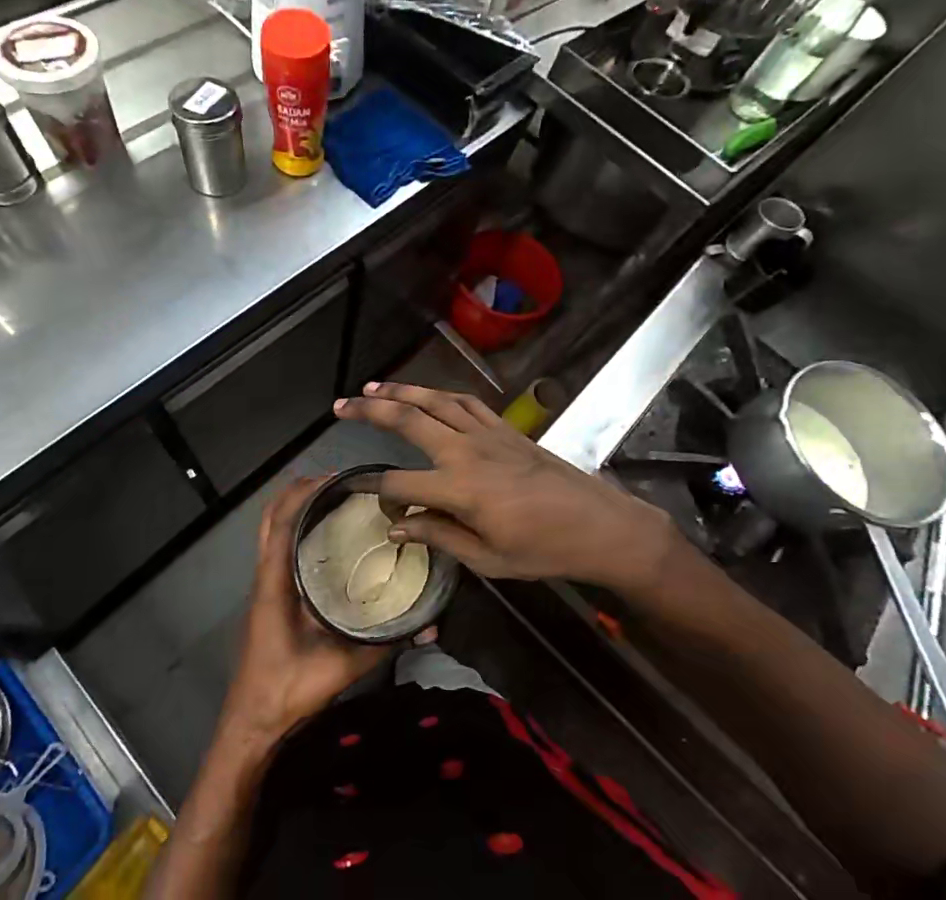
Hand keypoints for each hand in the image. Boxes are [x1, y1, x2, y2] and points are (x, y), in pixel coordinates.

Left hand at [222, 475, 387, 742]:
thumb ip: (384, 644)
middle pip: (271, 518)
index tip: (336, 479)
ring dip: (294, 509)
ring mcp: (263, 585)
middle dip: (298, 493)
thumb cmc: (290, 688)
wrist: (255, 717)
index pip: (280, 523)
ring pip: (271, 532)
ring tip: (333, 501)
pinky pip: (277, 550)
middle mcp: (264, 576)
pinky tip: (324, 539)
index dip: (303, 494)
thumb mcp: (342, 666)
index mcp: (274, 583)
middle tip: (339, 484)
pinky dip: (294, 531)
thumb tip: (430, 625)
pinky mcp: (268, 596)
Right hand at [333, 382, 682, 593]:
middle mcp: (466, 452)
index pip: (398, 482)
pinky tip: (424, 394)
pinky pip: (465, 402)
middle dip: (369, 411)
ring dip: (399, 391)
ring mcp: (487, 435)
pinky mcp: (505, 429)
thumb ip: (438, 536)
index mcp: (459, 489)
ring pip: (433, 401)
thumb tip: (396, 526)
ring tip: (370, 388)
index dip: (373, 490)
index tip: (359, 496)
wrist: (604, 527)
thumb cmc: (545, 550)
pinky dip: (438, 393)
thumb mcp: (488, 558)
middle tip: (340, 406)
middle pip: (407, 420)